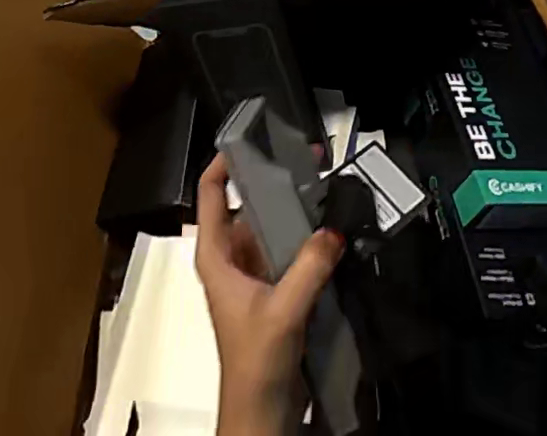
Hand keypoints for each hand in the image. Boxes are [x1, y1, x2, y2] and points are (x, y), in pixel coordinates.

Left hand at [195, 152, 344, 435]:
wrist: (262, 412)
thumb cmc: (256, 359)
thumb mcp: (282, 310)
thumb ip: (309, 266)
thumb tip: (334, 228)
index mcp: (216, 254)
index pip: (212, 194)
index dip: (224, 162)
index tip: (250, 138)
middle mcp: (230, 255)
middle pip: (246, 205)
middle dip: (272, 180)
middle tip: (305, 158)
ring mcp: (252, 271)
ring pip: (269, 226)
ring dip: (291, 208)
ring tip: (321, 183)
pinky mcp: (272, 287)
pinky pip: (286, 248)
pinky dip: (302, 235)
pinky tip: (327, 224)